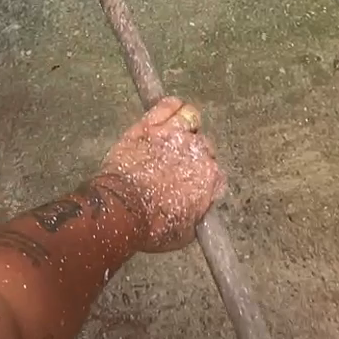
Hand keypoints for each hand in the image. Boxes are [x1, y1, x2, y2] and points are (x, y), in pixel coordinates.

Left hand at [94, 97, 225, 252]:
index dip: (204, 177)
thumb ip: (199, 211)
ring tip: (179, 130)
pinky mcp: (150, 125)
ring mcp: (172, 133)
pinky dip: (172, 105)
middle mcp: (196, 150)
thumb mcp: (185, 232)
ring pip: (190, 117)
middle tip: (179, 163)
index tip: (194, 181)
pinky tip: (172, 107)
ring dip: (187, 124)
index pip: (215, 171)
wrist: (122, 210)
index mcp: (209, 177)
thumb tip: (199, 206)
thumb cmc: (152, 226)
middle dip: (194, 153)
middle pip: (203, 144)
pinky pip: (168, 105)